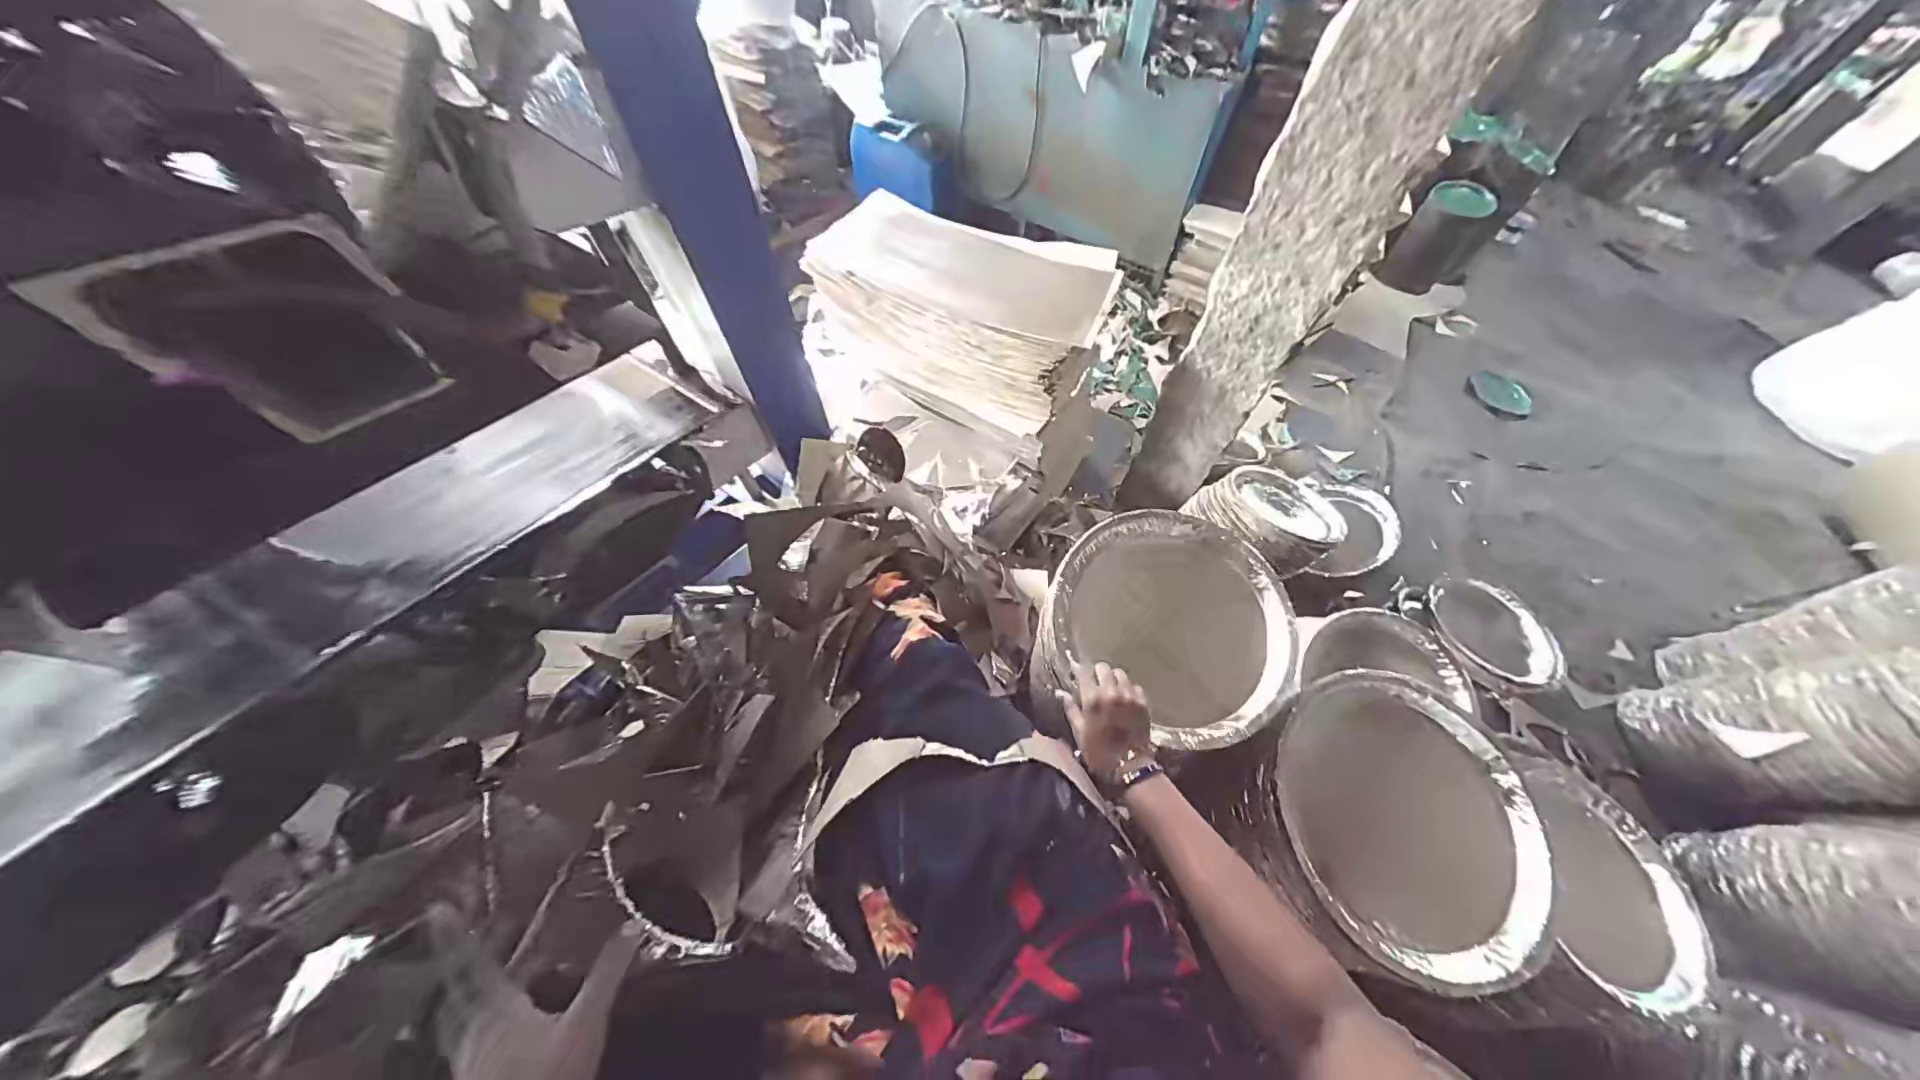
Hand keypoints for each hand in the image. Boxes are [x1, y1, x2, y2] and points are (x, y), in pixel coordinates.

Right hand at [1058, 663, 1155, 786]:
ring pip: (1120, 674)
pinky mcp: (1143, 703)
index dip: (1081, 670)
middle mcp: (1111, 692)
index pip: (1085, 670)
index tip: (1079, 674)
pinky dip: (1128, 689)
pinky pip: (1135, 686)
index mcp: (1092, 699)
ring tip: (1111, 688)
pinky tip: (1125, 699)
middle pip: (1104, 668)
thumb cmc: (1098, 752)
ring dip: (1114, 679)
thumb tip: (1061, 693)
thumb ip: (1071, 709)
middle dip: (1098, 672)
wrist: (1129, 767)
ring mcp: (1129, 696)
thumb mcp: (1079, 731)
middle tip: (1095, 682)